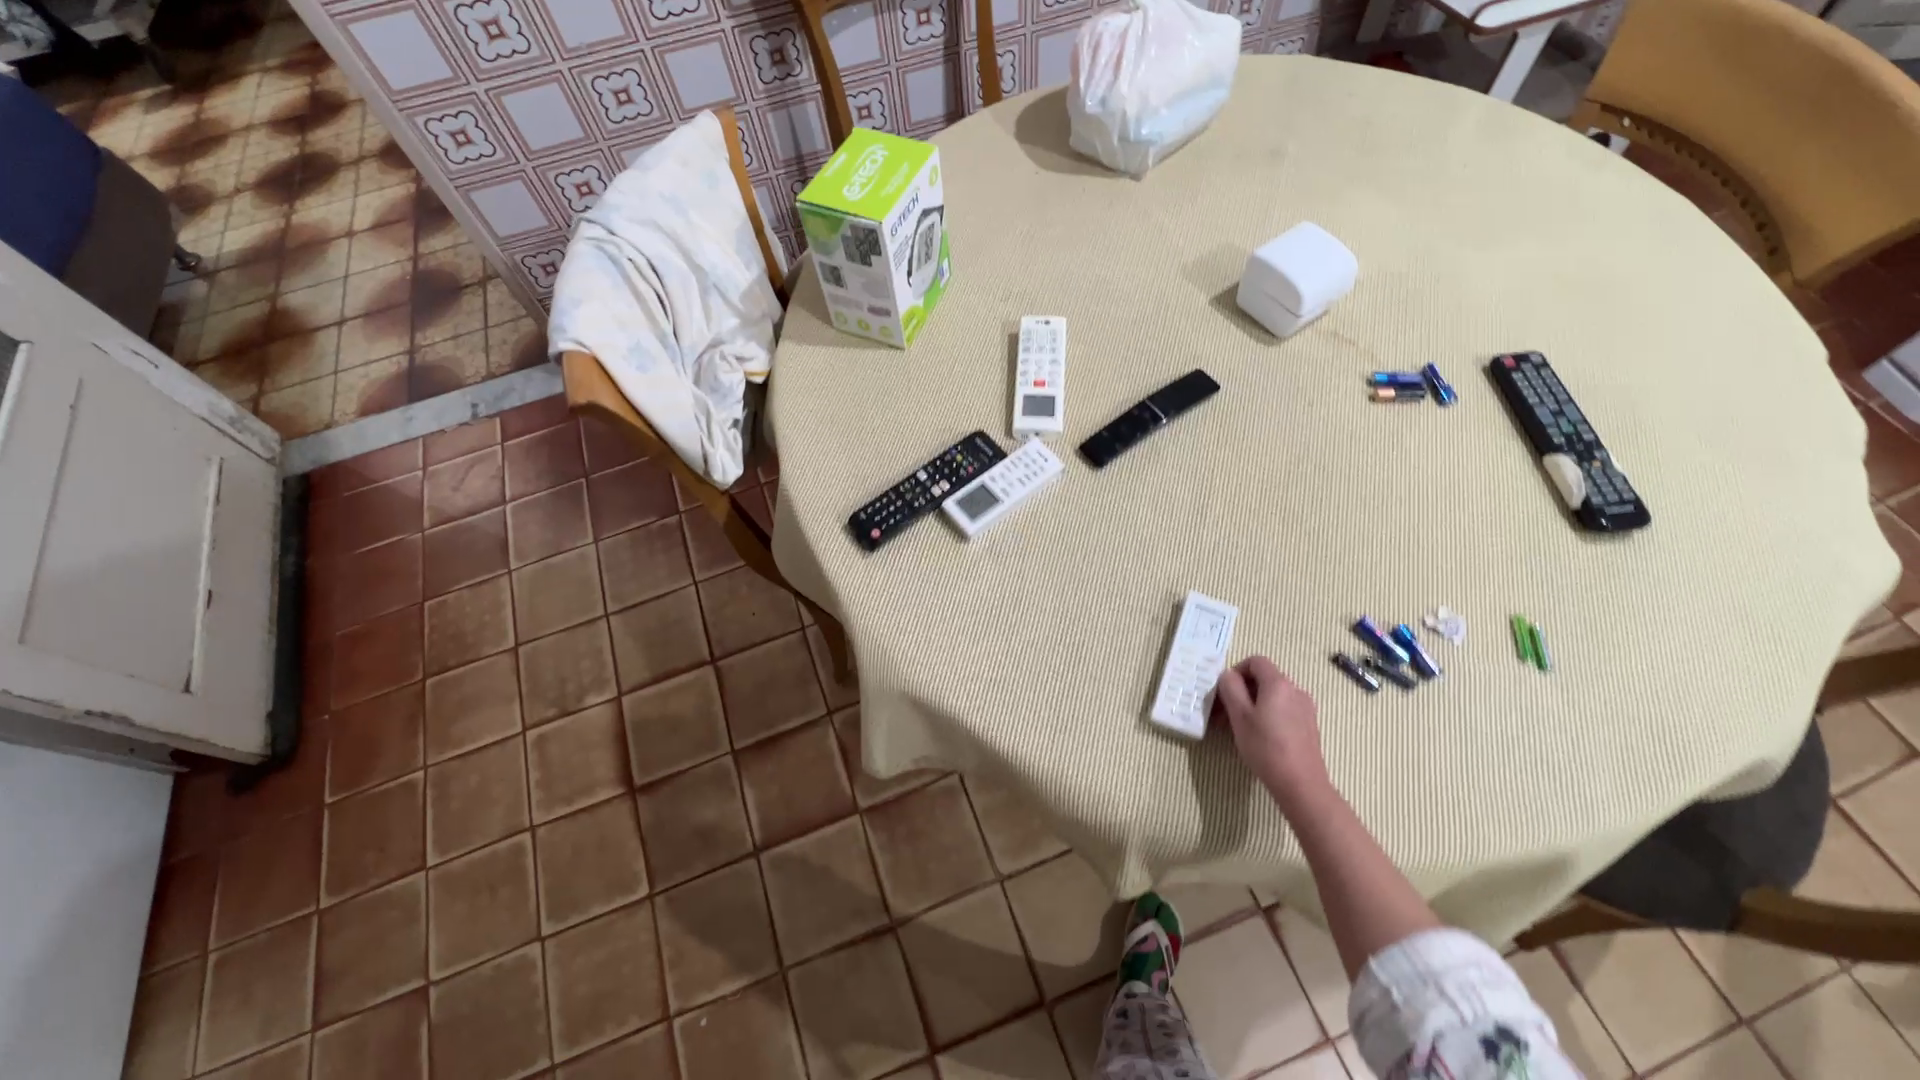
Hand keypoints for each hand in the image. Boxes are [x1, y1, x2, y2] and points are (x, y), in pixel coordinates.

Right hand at [1214, 656, 1331, 813]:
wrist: (1300, 783)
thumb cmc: (1265, 747)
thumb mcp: (1239, 716)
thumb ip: (1230, 689)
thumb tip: (1228, 675)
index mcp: (1278, 684)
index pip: (1256, 661)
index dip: (1237, 670)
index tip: (1224, 691)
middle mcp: (1295, 690)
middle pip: (1265, 678)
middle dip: (1242, 691)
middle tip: (1224, 713)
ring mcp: (1305, 708)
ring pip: (1273, 696)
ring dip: (1253, 704)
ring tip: (1238, 727)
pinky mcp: (1308, 724)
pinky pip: (1284, 709)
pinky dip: (1267, 714)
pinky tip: (1259, 736)